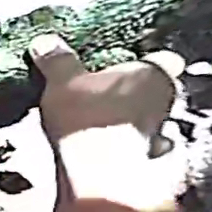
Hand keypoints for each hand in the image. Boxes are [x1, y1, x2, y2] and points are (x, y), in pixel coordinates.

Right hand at [29, 34, 184, 210]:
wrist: (101, 171)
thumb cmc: (87, 117)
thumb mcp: (61, 82)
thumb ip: (56, 60)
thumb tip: (44, 40)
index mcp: (153, 72)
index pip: (161, 58)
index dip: (143, 61)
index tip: (120, 66)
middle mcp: (167, 97)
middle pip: (155, 88)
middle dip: (133, 91)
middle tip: (101, 94)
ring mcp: (164, 128)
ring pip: (149, 115)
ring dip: (131, 117)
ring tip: (98, 122)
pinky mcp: (153, 154)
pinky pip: (143, 141)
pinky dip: (129, 141)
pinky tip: (106, 145)